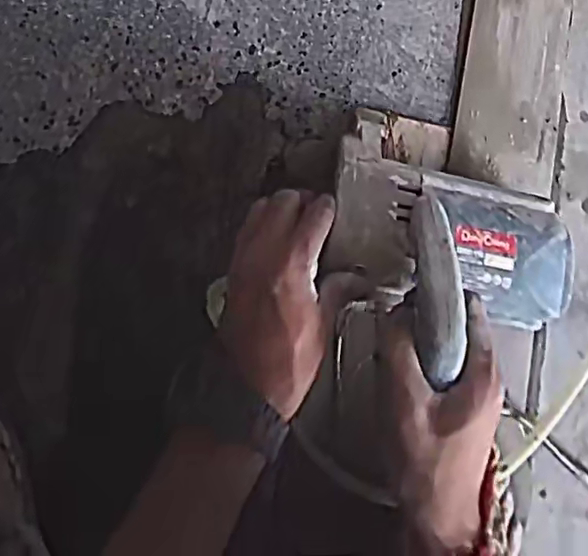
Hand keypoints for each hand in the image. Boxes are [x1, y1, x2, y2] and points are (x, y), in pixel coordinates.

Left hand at [219, 189, 367, 419]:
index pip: (312, 216)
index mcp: (292, 266)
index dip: (327, 208)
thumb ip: (337, 291)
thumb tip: (354, 277)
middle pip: (283, 202)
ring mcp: (245, 258)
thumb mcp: (322, 327)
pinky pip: (247, 228)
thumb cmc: (286, 364)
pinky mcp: (233, 267)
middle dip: (303, 200)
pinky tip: (274, 235)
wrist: (245, 387)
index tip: (334, 208)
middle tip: (318, 210)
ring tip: (297, 217)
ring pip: (261, 208)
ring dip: (280, 206)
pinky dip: (261, 221)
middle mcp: (264, 254)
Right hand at [382, 293, 500, 554]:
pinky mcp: (462, 402)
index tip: (411, 279)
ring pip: (447, 342)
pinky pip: (441, 362)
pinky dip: (421, 356)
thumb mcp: (405, 399)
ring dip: (420, 336)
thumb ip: (397, 348)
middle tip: (395, 312)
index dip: (438, 287)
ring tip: (393, 338)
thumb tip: (391, 310)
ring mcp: (477, 390)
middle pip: (456, 321)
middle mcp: (488, 376)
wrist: (437, 517)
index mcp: (485, 371)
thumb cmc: (427, 467)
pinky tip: (399, 366)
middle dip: (423, 313)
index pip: (468, 304)